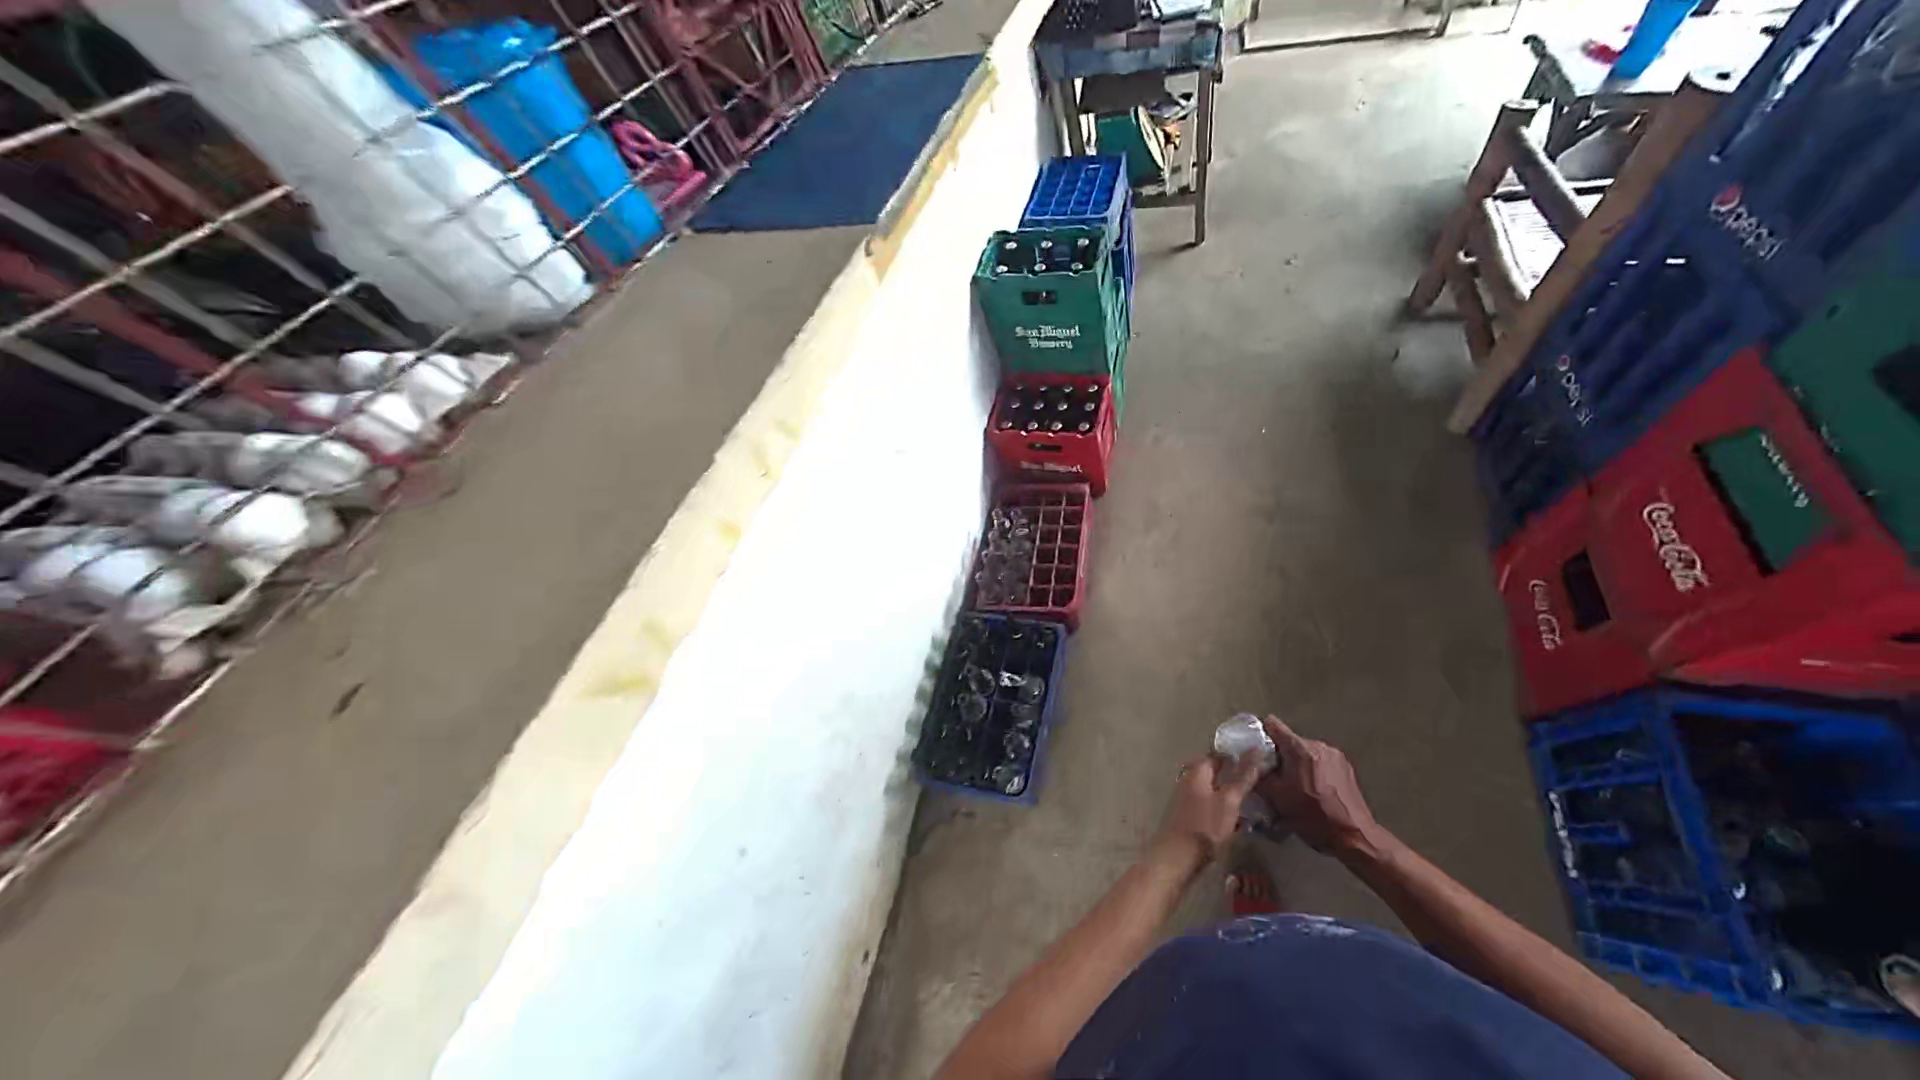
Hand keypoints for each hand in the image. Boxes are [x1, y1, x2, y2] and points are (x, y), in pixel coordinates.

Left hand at [1151, 753, 1262, 871]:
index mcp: (1197, 772)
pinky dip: (1220, 807)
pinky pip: (1206, 804)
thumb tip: (1256, 750)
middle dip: (1232, 775)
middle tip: (1255, 783)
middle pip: (1212, 771)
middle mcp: (1187, 780)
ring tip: (1248, 801)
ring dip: (1226, 792)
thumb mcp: (1229, 800)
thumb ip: (1242, 777)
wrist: (1177, 856)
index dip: (1235, 756)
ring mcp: (1184, 798)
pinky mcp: (1186, 815)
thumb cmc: (1205, 826)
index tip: (1256, 761)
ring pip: (1209, 788)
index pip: (1217, 755)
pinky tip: (1233, 819)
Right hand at [1256, 716, 1385, 856]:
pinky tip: (1314, 790)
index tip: (1255, 748)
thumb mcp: (1275, 797)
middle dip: (1281, 756)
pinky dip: (1312, 770)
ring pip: (1306, 752)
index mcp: (1300, 749)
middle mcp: (1319, 746)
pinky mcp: (1346, 768)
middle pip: (1290, 742)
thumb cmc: (1311, 816)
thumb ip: (1258, 775)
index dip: (1261, 733)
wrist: (1353, 836)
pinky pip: (1320, 761)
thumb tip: (1250, 765)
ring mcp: (1335, 756)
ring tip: (1296, 786)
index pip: (1273, 725)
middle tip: (1275, 776)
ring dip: (1297, 764)